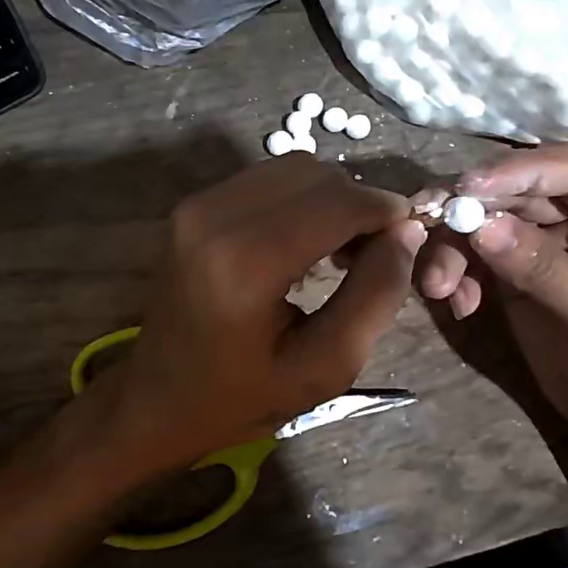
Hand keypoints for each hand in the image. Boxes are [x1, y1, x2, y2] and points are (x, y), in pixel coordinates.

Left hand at [91, 155, 425, 475]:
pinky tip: (305, 241)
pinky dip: (297, 199)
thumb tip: (406, 231)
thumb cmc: (241, 397)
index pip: (338, 202)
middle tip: (375, 252)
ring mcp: (197, 207)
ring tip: (342, 249)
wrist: (156, 398)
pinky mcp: (191, 207)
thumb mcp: (325, 366)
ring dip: (329, 198)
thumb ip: (376, 294)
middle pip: (315, 175)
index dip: (385, 210)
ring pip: (290, 169)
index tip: (411, 235)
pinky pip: (263, 180)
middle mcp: (216, 217)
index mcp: (247, 262)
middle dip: (358, 203)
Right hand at [414, 147, 567, 464]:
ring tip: (436, 287)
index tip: (463, 190)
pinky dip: (460, 272)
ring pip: (492, 220)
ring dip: (456, 247)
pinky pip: (480, 254)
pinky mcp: (524, 273)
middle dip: (472, 212)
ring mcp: (555, 246)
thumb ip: (542, 268)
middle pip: (521, 192)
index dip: (518, 172)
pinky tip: (457, 304)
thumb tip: (479, 223)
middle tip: (427, 228)